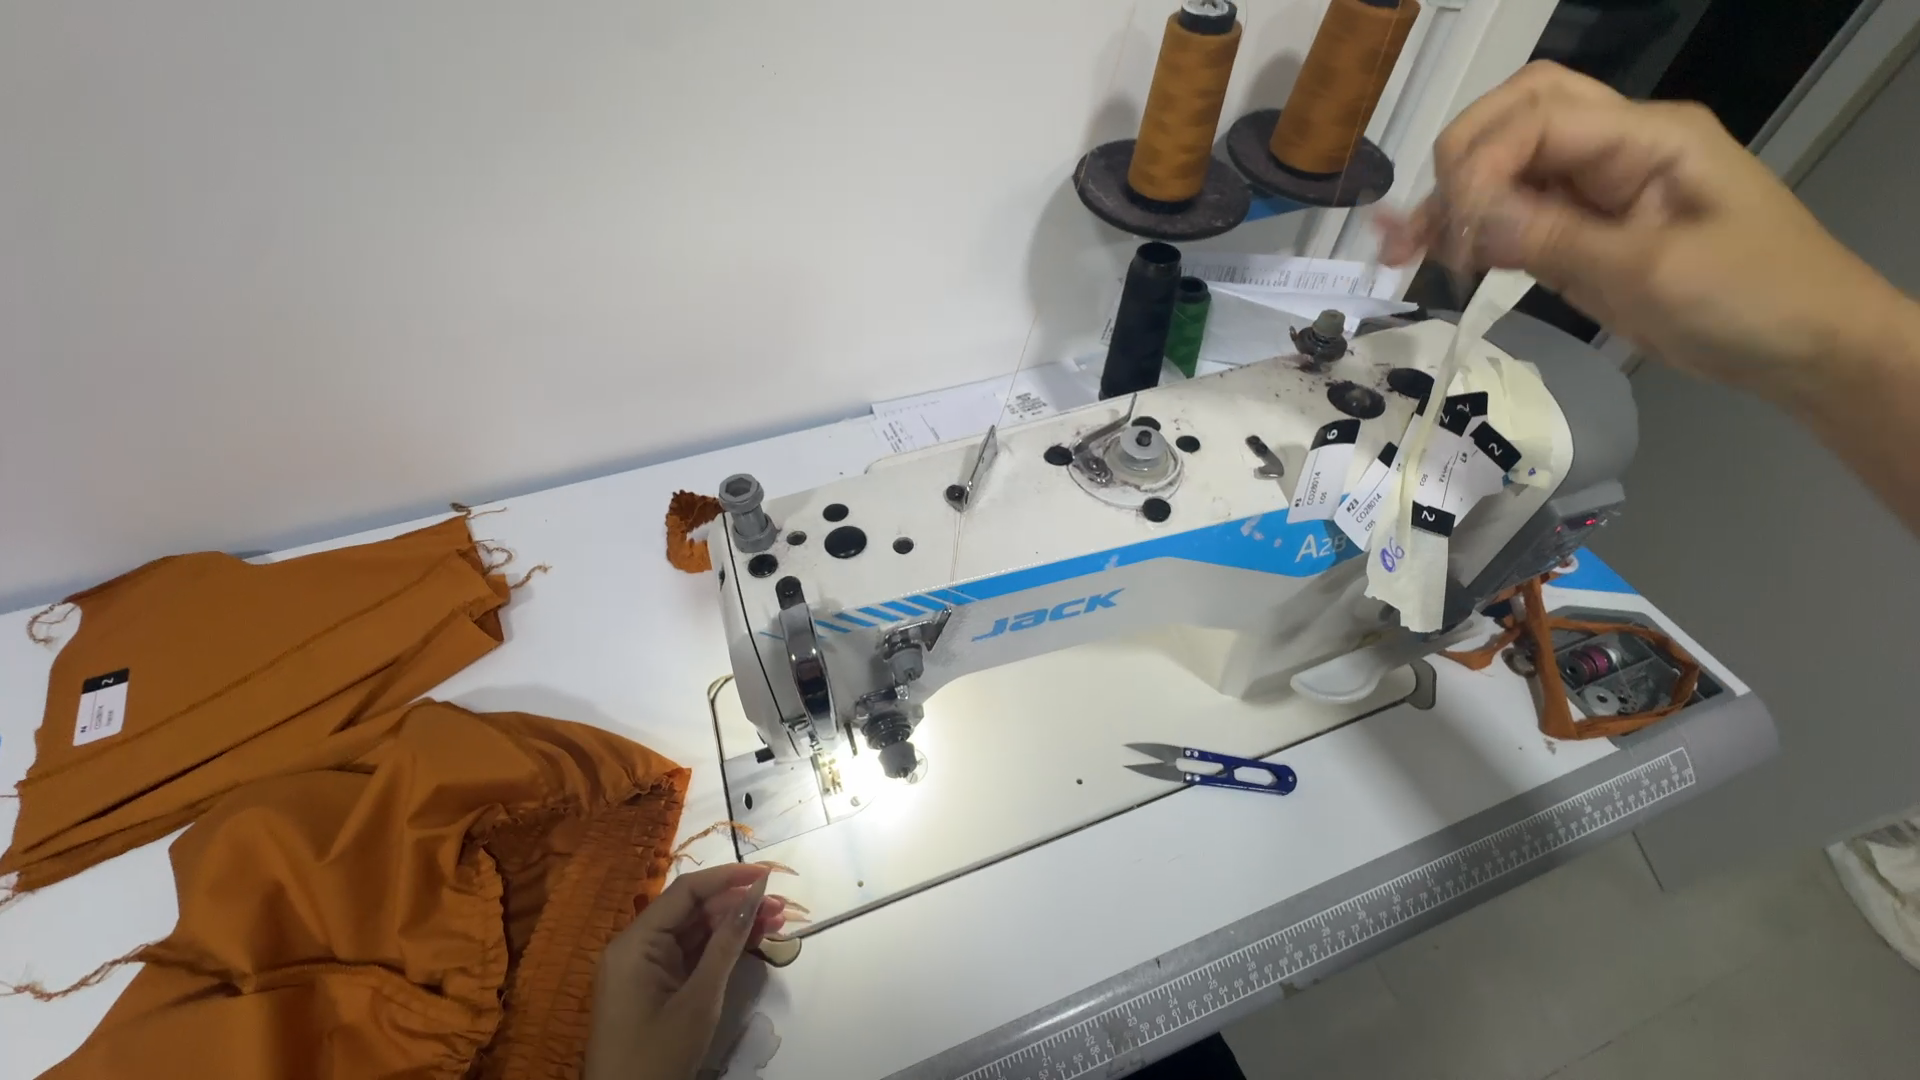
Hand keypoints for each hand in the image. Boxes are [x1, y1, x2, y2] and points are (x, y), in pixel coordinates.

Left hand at [585, 864, 788, 1079]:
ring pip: (696, 931)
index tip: (766, 874)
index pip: (686, 892)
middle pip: (693, 910)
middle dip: (738, 904)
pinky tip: (755, 940)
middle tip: (781, 907)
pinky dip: (722, 948)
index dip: (728, 878)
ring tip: (777, 922)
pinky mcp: (656, 987)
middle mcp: (636, 947)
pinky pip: (692, 954)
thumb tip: (755, 895)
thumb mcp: (699, 999)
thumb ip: (727, 943)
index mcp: (635, 943)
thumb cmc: (657, 1058)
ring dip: (736, 925)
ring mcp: (645, 968)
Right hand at [1377, 61, 1908, 397]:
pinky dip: (1464, 230)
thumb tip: (1466, 222)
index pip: (1534, 119)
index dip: (1478, 170)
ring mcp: (1590, 187)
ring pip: (1501, 162)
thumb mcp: (1648, 271)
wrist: (1795, 343)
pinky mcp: (1572, 228)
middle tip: (1425, 228)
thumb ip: (1552, 238)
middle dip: (1458, 163)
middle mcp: (1611, 147)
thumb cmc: (1746, 299)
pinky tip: (1429, 256)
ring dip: (1448, 199)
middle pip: (1514, 113)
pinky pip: (1505, 212)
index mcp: (1645, 138)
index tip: (1455, 240)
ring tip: (1402, 251)